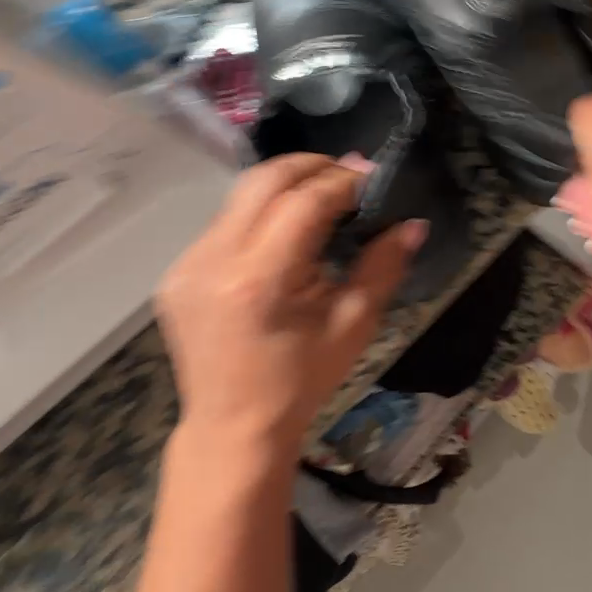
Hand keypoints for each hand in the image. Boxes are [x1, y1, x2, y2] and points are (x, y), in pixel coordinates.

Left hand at [155, 154, 425, 456]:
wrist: (233, 425)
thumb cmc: (302, 377)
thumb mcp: (355, 322)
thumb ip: (384, 265)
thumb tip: (413, 224)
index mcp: (260, 279)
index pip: (304, 201)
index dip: (343, 180)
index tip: (375, 174)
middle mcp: (214, 261)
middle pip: (263, 181)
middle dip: (312, 166)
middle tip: (350, 172)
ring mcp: (187, 266)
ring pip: (240, 195)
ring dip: (287, 185)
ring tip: (324, 194)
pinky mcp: (177, 273)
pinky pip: (225, 221)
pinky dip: (262, 211)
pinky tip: (287, 228)